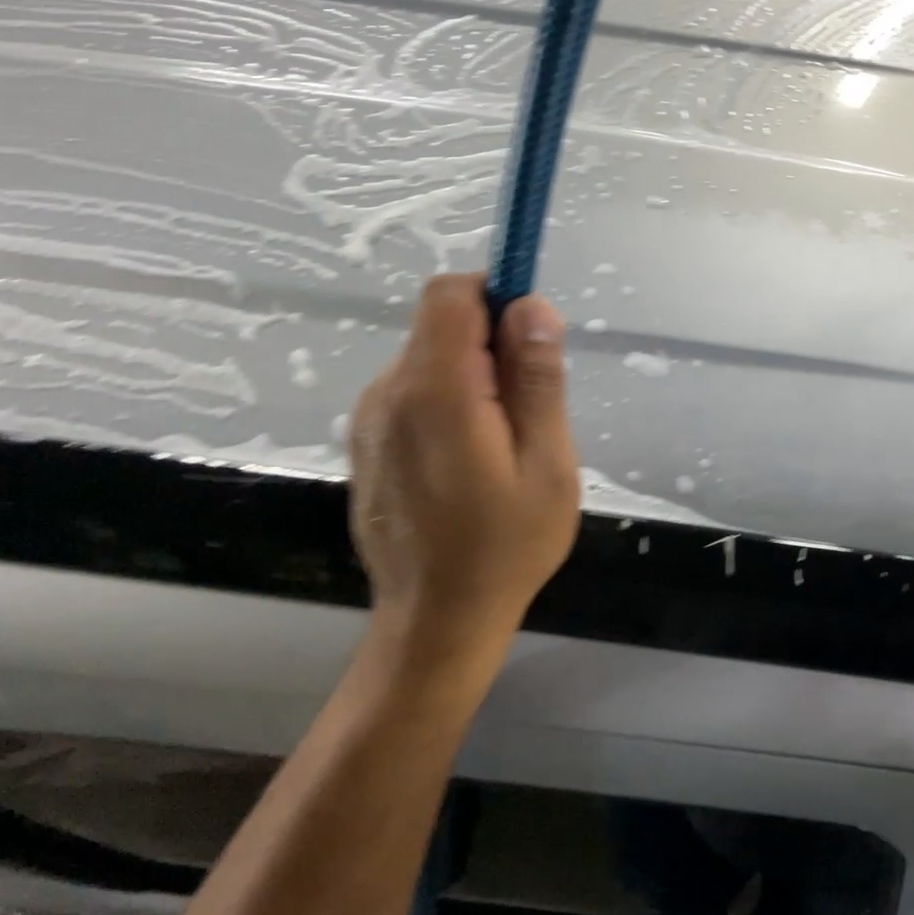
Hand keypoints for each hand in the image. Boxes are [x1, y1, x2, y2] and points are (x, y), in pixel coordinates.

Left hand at [349, 275, 579, 651]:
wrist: (436, 619)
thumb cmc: (506, 547)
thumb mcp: (547, 464)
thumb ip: (537, 380)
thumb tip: (532, 305)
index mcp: (436, 393)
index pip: (450, 294)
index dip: (495, 296)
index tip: (531, 341)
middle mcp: (389, 393)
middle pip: (442, 326)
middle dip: (494, 349)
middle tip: (528, 417)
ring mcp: (369, 418)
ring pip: (430, 359)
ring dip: (473, 381)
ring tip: (501, 451)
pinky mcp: (366, 440)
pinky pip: (413, 393)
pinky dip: (449, 404)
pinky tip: (467, 465)